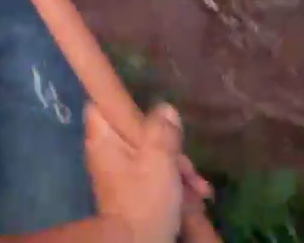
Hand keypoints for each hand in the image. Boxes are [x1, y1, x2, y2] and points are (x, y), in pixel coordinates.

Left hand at [84, 103, 211, 242]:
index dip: (125, 104)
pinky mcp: (131, 194)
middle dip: (166, 146)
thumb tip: (165, 108)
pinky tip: (196, 197)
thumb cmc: (144, 198)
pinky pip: (150, 177)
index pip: (103, 105)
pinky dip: (171, 184)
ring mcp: (117, 174)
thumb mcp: (158, 159)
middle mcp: (105, 152)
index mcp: (102, 137)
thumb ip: (162, 131)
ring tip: (200, 188)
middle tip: (188, 165)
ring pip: (147, 157)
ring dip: (175, 168)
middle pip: (134, 134)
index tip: (151, 114)